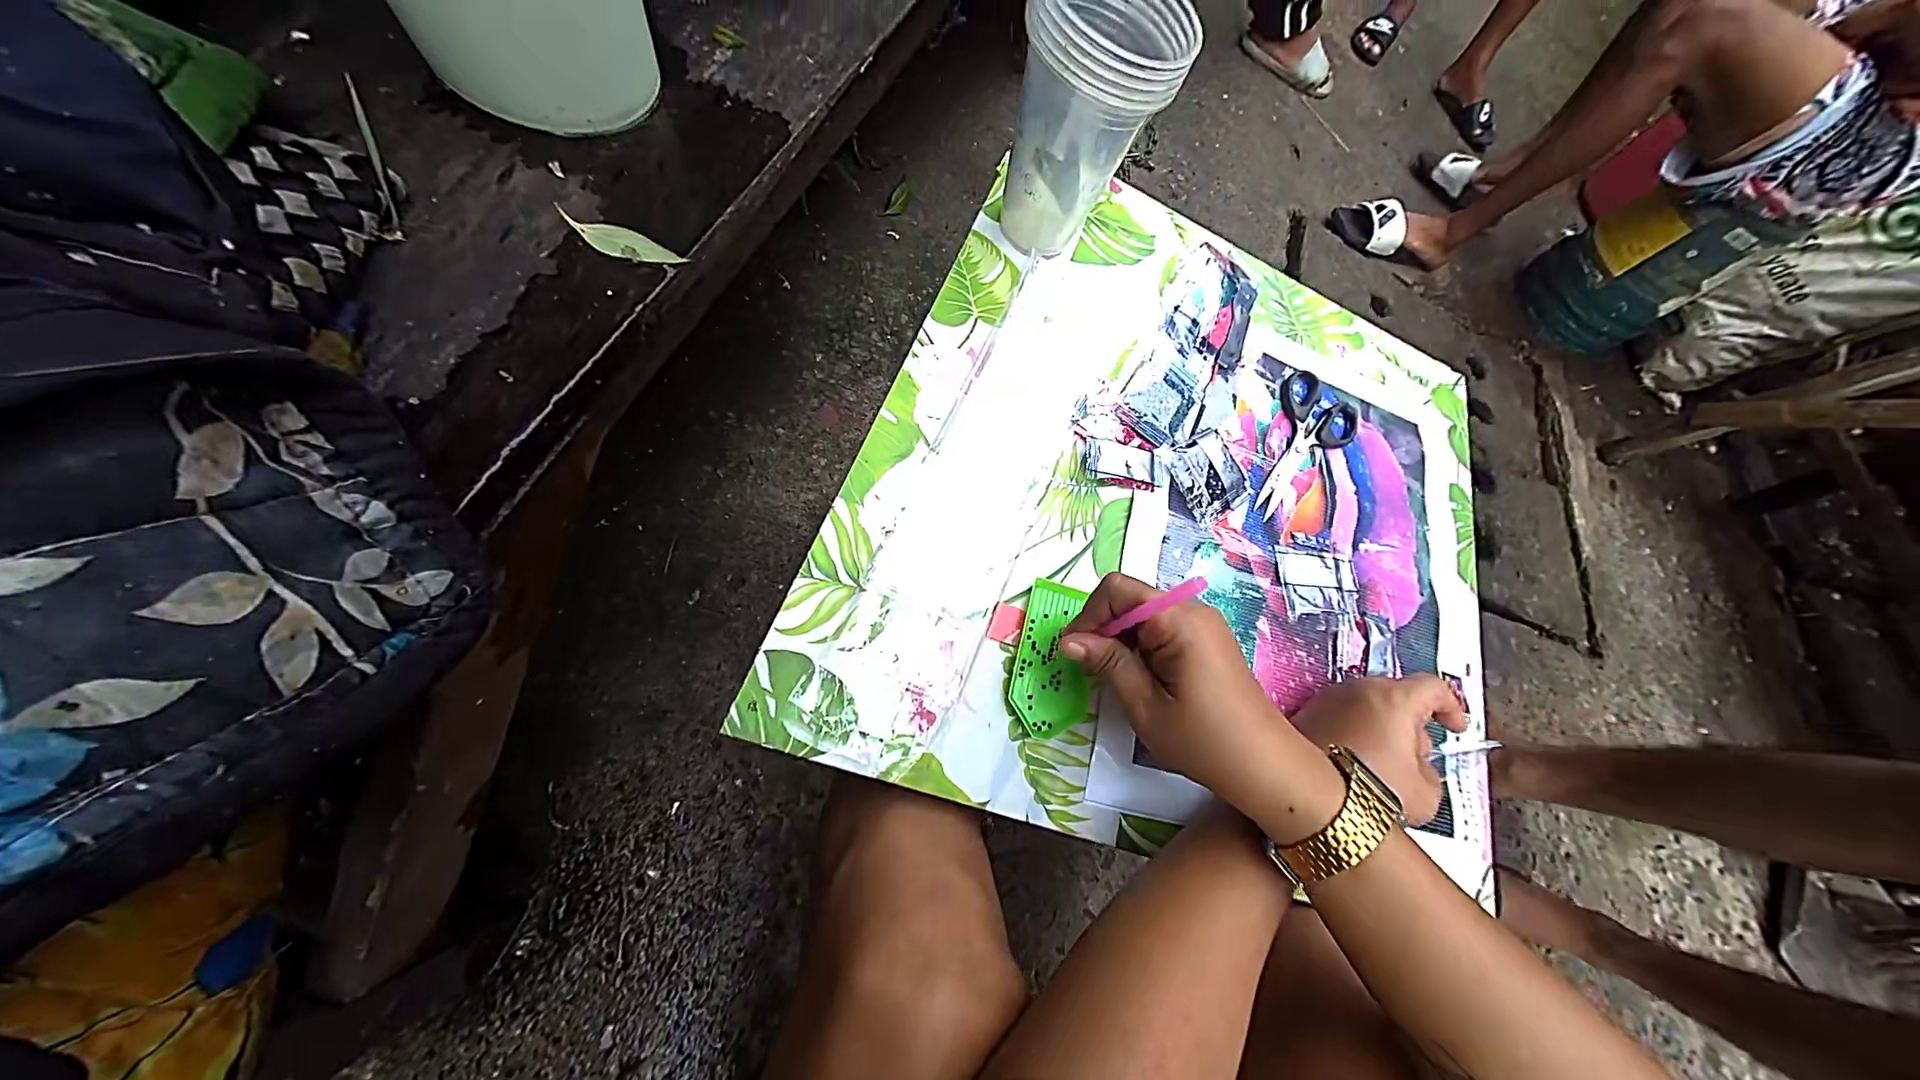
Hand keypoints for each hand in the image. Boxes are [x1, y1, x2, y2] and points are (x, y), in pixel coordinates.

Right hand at [1059, 573, 1308, 814]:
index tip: (1074, 651)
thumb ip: (1107, 663)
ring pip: (1143, 611)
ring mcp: (1203, 623)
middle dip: (1102, 626)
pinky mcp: (1206, 638)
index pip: (1118, 589)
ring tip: (1112, 676)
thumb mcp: (1144, 705)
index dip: (1089, 615)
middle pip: (1130, 596)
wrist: (1265, 766)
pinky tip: (1137, 676)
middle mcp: (1192, 610)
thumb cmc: (1203, 741)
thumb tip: (1068, 640)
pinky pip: (1161, 626)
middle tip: (1089, 667)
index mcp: (1178, 621)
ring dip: (1120, 637)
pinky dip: (1139, 644)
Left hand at [1287, 675, 1467, 826]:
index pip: (1433, 687)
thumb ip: (1430, 771)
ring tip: (1381, 767)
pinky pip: (1337, 718)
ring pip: (1364, 707)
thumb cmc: (1365, 790)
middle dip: (1410, 724)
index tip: (1453, 723)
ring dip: (1378, 729)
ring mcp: (1326, 700)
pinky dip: (1350, 734)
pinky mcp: (1304, 714)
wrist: (1308, 795)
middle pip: (1395, 696)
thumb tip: (1419, 767)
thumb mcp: (1425, 793)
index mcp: (1393, 699)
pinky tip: (1353, 764)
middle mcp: (1356, 690)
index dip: (1451, 706)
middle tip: (1416, 756)